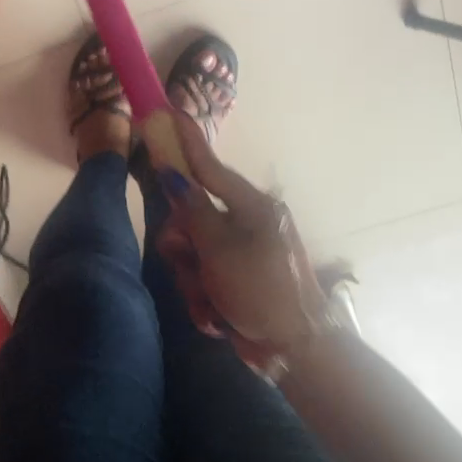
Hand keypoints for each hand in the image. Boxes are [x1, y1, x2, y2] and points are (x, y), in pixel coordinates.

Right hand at [157, 114, 332, 369]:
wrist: (295, 349)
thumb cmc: (261, 291)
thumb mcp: (221, 250)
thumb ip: (193, 212)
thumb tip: (173, 175)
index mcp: (251, 208)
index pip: (208, 168)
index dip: (185, 143)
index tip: (166, 112)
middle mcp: (245, 226)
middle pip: (190, 219)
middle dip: (184, 249)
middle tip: (189, 266)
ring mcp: (240, 255)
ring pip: (191, 255)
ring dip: (194, 283)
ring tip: (213, 305)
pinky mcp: (236, 282)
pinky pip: (202, 280)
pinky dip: (205, 300)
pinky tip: (219, 318)